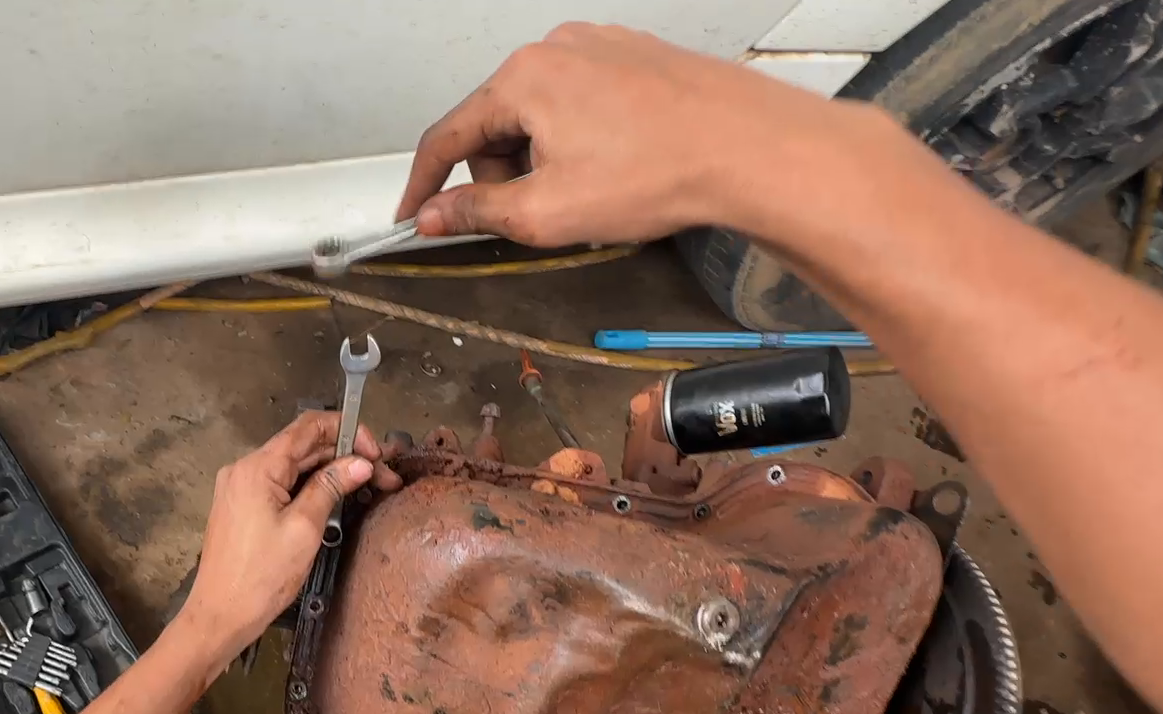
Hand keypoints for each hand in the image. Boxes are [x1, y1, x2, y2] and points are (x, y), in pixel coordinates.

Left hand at [179, 412, 401, 660]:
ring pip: (293, 467)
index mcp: (257, 468)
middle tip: (382, 476)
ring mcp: (240, 487)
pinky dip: (308, 487)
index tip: (374, 452)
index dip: (346, 430)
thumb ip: (331, 487)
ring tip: (366, 487)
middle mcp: (244, 469)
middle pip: (302, 447)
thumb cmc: (262, 576)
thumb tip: (361, 463)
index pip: (307, 427)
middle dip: (344, 456)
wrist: (221, 614)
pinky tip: (334, 498)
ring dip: (329, 473)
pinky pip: (280, 485)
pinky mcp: (242, 506)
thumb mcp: (305, 528)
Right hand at [396, 23, 856, 245]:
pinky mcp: (628, 58)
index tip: (413, 218)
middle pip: (490, 126)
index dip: (422, 185)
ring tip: (575, 193)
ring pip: (530, 117)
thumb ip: (474, 212)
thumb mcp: (542, 212)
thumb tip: (431, 216)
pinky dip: (566, 142)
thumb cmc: (650, 177)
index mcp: (522, 80)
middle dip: (496, 178)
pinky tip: (599, 168)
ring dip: (533, 163)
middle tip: (530, 216)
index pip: (446, 137)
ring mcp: (596, 46)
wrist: (749, 150)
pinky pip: (570, 104)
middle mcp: (554, 48)